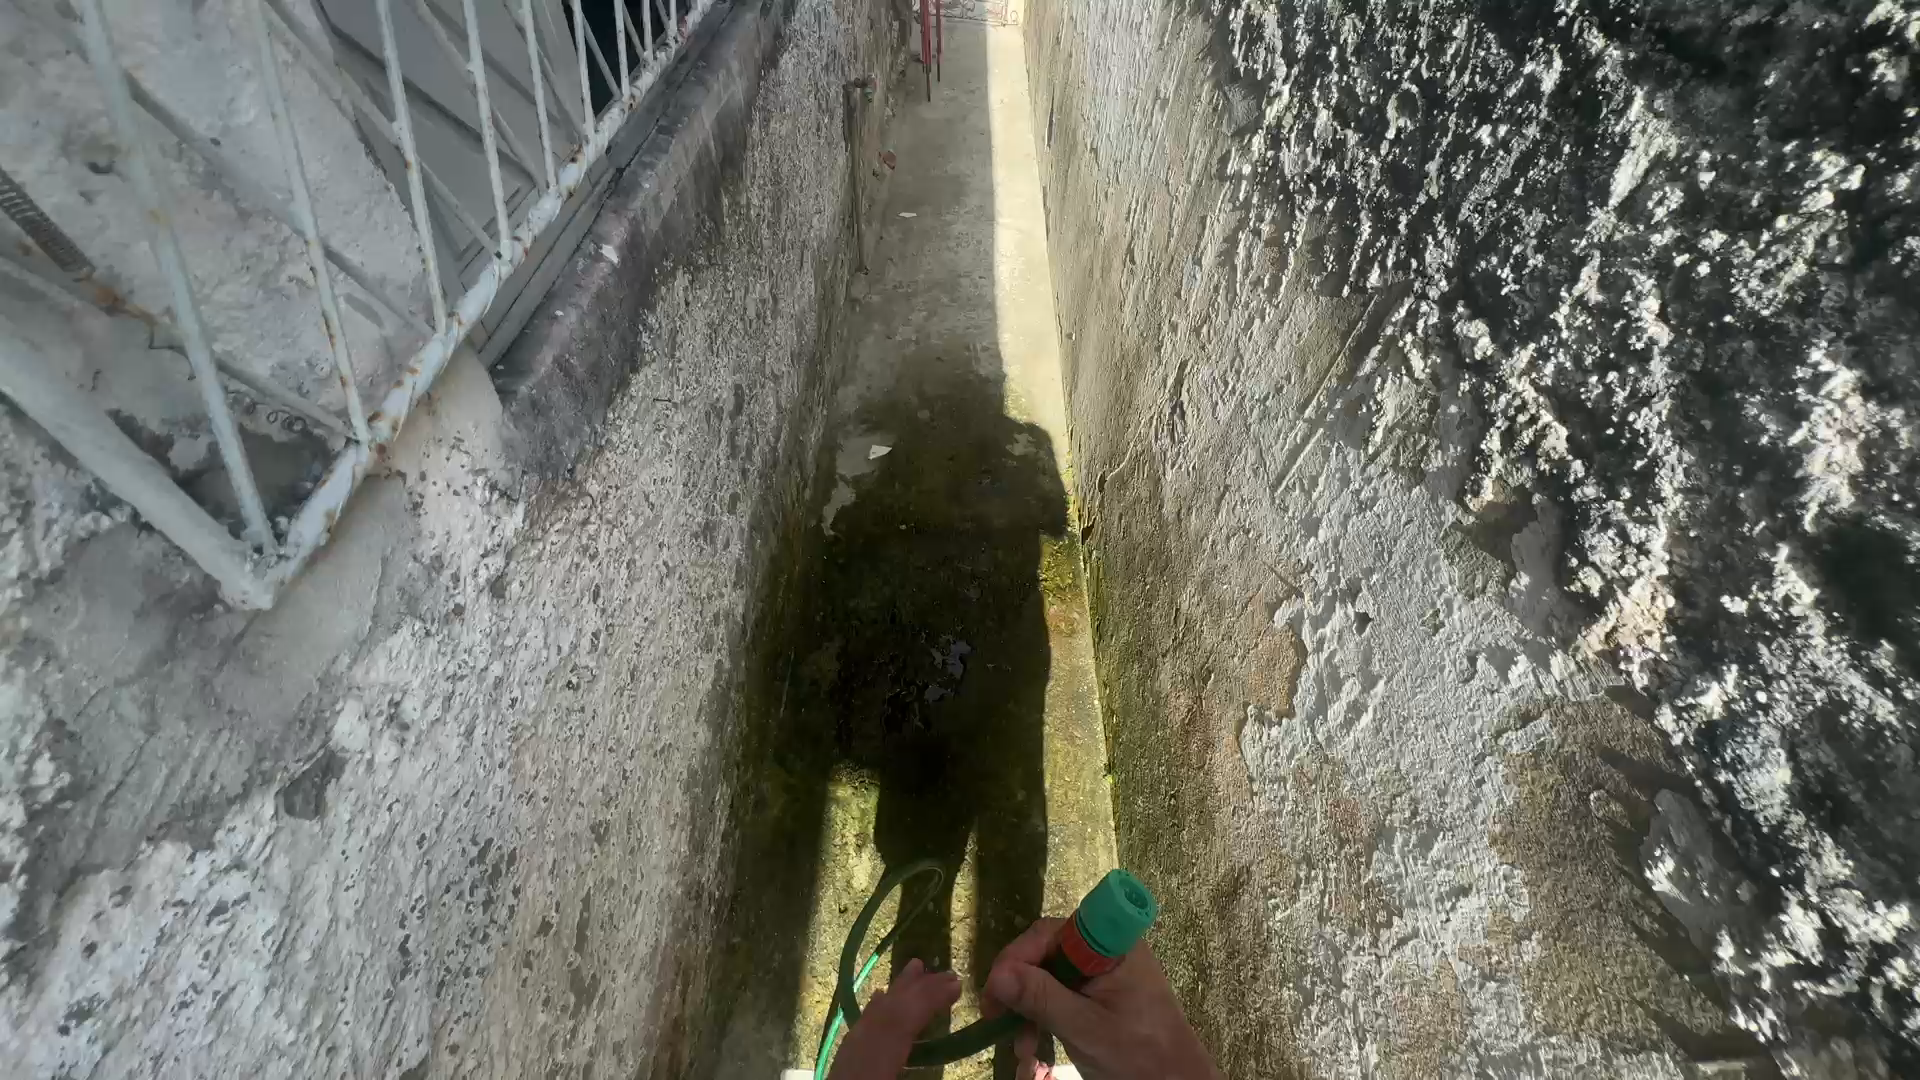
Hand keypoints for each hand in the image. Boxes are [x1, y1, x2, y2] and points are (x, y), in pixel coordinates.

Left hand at [828, 958, 962, 1079]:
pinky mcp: (837, 1077)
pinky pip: (855, 1039)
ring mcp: (840, 1071)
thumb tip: (968, 1065)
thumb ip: (923, 1066)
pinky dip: (873, 1016)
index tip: (956, 985)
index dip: (926, 1002)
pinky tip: (879, 1003)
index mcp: (868, 1075)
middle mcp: (851, 1066)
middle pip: (882, 1020)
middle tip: (947, 974)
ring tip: (915, 970)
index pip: (896, 1028)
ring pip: (865, 1025)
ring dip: (894, 997)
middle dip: (914, 993)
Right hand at [984, 919, 1218, 1079]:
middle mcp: (1103, 948)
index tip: (995, 990)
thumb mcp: (1087, 1030)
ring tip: (1022, 1052)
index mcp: (1109, 943)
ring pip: (1047, 977)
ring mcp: (1100, 972)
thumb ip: (1043, 999)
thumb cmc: (1141, 1058)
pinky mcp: (1097, 995)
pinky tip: (1033, 1049)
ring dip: (1027, 1012)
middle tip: (996, 1023)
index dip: (1018, 955)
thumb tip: (997, 975)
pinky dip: (1042, 1020)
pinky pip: (1059, 995)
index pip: (1049, 932)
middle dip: (1019, 990)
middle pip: (1044, 954)